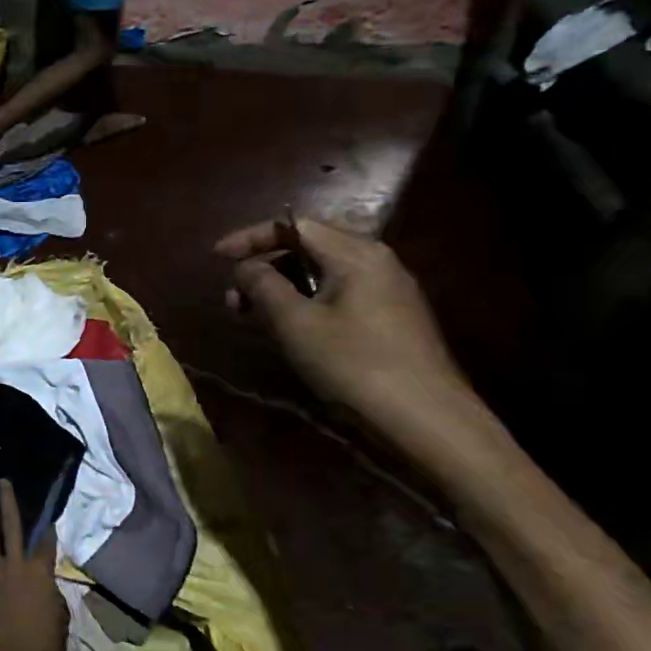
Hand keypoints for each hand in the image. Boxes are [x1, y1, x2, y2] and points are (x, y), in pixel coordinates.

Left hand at [0, 478, 67, 650]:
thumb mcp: (61, 612)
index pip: (46, 539)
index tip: (47, 512)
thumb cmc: (48, 640)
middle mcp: (17, 567)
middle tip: (2, 483)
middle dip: (7, 504)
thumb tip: (43, 585)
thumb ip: (51, 590)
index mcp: (40, 569)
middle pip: (13, 529)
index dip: (48, 525)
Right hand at [215, 218, 503, 474]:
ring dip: (284, 291)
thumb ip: (264, 286)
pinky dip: (308, 306)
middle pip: (309, 249)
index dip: (251, 238)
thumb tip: (246, 267)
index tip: (217, 256)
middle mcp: (377, 261)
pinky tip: (292, 333)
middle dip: (265, 269)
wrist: (433, 424)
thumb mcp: (297, 325)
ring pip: (323, 276)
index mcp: (356, 252)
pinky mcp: (394, 322)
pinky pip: (340, 298)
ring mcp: (390, 292)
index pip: (294, 226)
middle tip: (233, 298)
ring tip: (253, 318)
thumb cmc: (357, 366)